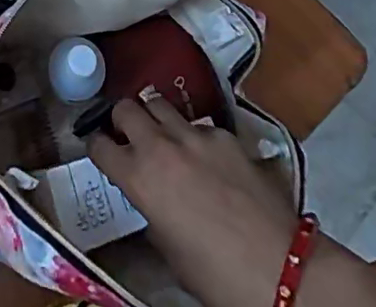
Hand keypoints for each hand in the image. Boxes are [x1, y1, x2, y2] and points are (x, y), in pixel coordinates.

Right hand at [86, 96, 375, 306]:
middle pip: (126, 107)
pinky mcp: (226, 135)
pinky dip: (195, 135)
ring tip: (163, 134)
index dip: (96, 147)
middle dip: (121, 119)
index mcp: (139, 178)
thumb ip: (151, 212)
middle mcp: (161, 146)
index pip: (100, 145)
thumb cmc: (215, 273)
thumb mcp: (168, 250)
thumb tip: (150, 199)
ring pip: (160, 103)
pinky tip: (208, 157)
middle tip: (127, 134)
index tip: (101, 150)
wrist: (279, 267)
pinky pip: (199, 125)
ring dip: (155, 117)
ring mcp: (196, 134)